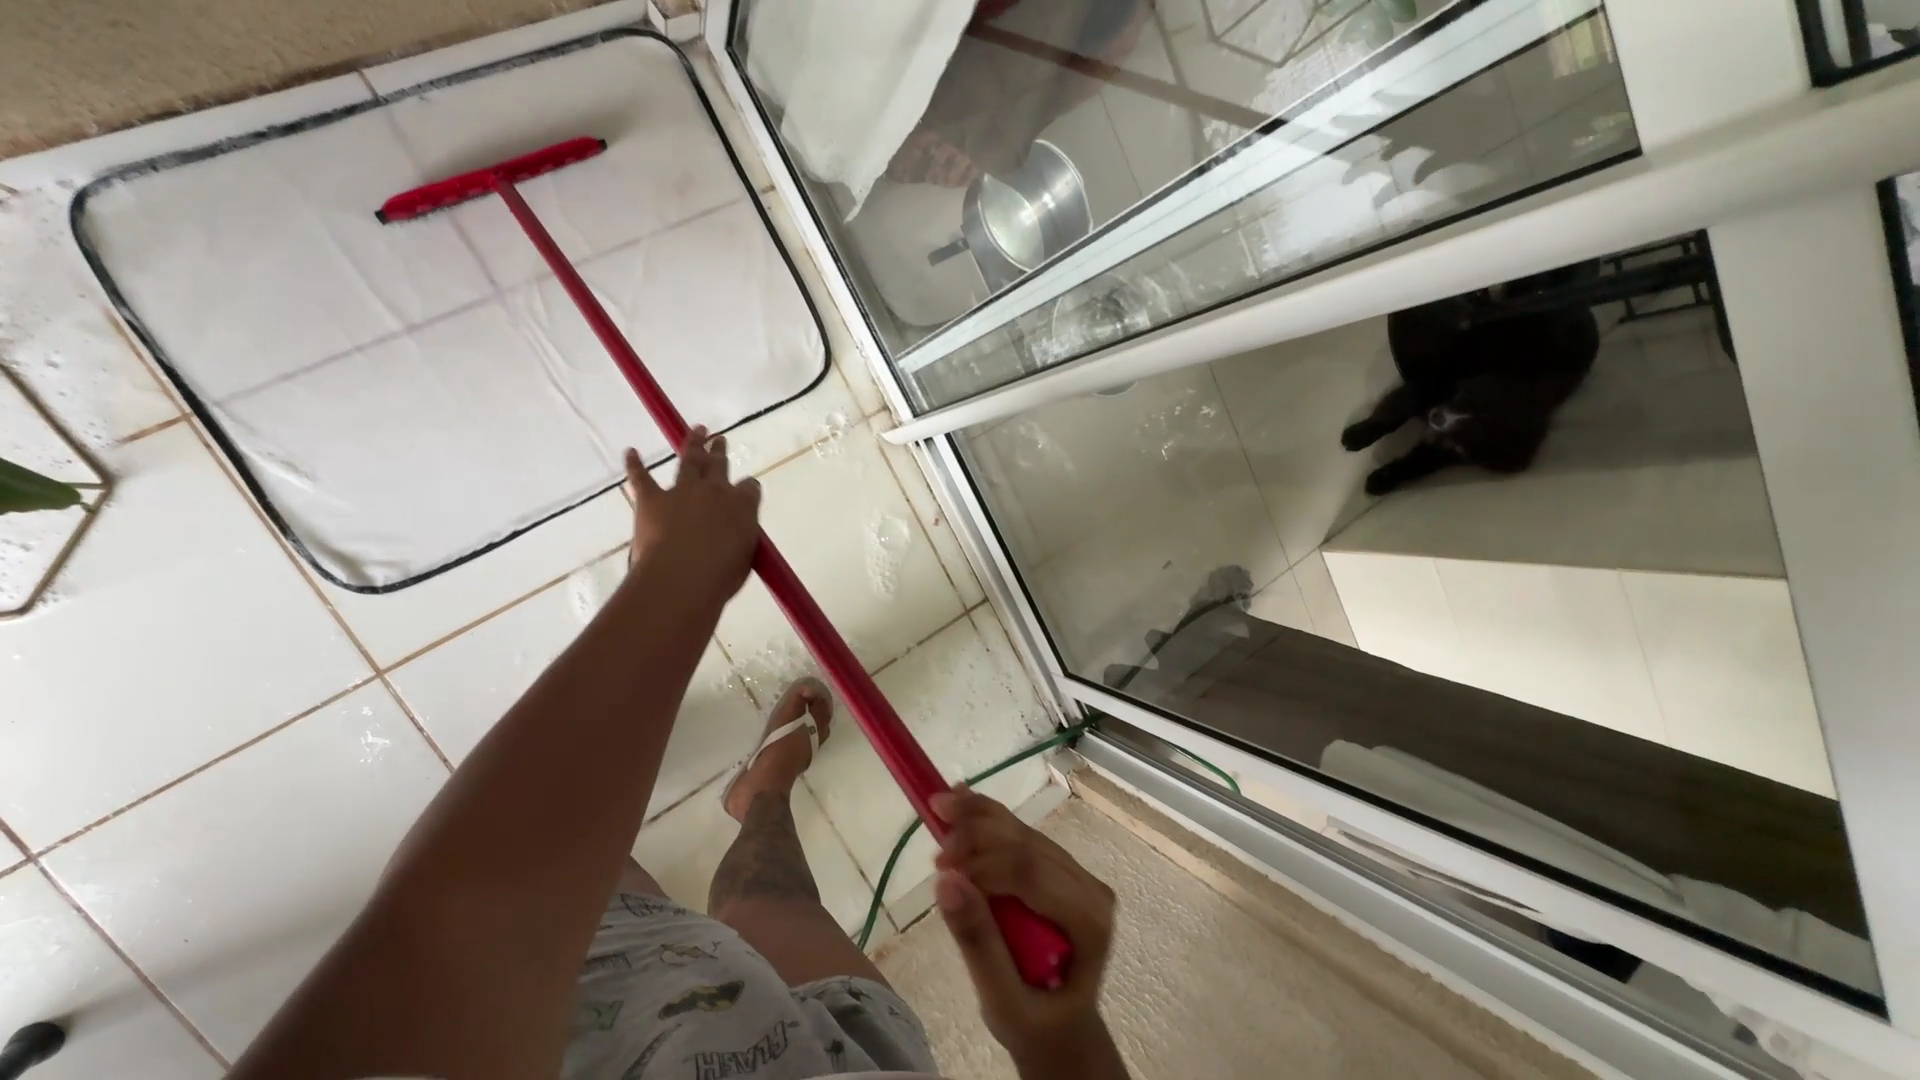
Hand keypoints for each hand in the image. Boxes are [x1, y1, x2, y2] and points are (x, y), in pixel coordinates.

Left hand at [624, 427, 760, 603]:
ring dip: (693, 444)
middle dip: (719, 451)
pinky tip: (630, 452)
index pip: (749, 488)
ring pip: (689, 460)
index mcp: (742, 505)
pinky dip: (634, 464)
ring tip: (697, 430)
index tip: (746, 491)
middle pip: (718, 464)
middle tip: (720, 439)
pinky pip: (641, 477)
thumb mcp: (745, 559)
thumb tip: (736, 539)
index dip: (747, 488)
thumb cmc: (720, 575)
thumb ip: (742, 542)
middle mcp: (714, 490)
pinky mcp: (651, 499)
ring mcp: (682, 491)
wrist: (682, 576)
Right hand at [932, 789, 1119, 1067]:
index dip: (983, 861)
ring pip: (1025, 833)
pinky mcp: (1061, 871)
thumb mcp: (1001, 999)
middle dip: (978, 830)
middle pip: (1028, 844)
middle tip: (933, 822)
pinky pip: (1023, 838)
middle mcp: (1090, 889)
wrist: (1060, 1030)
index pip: (1031, 872)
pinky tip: (962, 801)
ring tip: (941, 803)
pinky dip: (990, 821)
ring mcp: (1078, 877)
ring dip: (981, 818)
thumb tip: (947, 881)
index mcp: (1087, 920)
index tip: (940, 869)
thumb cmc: (1034, 1024)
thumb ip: (979, 942)